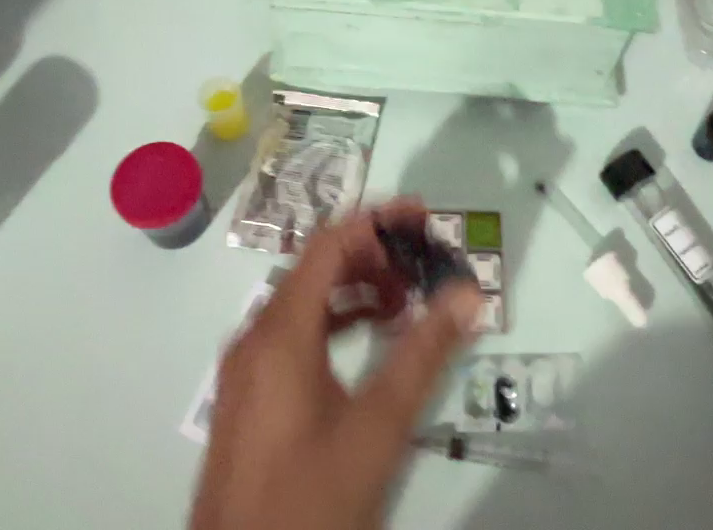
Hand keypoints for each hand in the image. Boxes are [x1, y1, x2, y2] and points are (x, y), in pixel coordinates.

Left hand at [190, 201, 483, 529]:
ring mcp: (246, 370)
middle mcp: (255, 338)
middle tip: (424, 264)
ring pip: (303, 303)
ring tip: (406, 303)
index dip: (377, 220)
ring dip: (354, 290)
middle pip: (314, 269)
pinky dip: (333, 324)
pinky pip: (292, 335)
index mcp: (281, 333)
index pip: (329, 244)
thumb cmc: (313, 498)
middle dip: (372, 256)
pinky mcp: (248, 397)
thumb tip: (467, 293)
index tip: (424, 215)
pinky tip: (367, 343)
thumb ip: (424, 353)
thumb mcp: (380, 427)